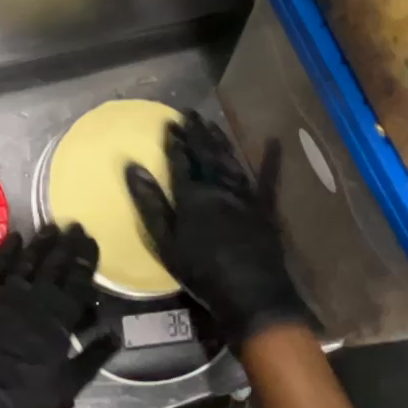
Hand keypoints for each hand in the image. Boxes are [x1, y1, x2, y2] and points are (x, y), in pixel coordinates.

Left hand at [0, 225, 114, 407]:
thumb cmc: (22, 401)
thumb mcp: (67, 387)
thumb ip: (92, 357)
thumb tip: (116, 334)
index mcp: (59, 319)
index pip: (79, 280)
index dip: (86, 259)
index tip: (91, 240)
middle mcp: (34, 299)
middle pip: (54, 264)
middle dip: (66, 244)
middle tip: (74, 225)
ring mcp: (5, 295)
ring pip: (27, 260)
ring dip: (39, 242)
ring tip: (50, 226)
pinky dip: (5, 250)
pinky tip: (14, 237)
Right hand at [125, 111, 312, 349]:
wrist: (252, 294)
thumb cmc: (202, 273)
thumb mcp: (166, 243)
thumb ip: (150, 204)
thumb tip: (132, 167)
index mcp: (193, 196)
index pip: (180, 161)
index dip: (174, 141)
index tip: (169, 121)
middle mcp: (219, 188)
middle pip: (206, 154)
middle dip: (196, 133)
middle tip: (189, 112)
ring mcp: (245, 196)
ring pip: (230, 160)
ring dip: (220, 140)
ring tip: (211, 123)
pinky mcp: (265, 208)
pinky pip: (268, 179)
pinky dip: (271, 161)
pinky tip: (275, 143)